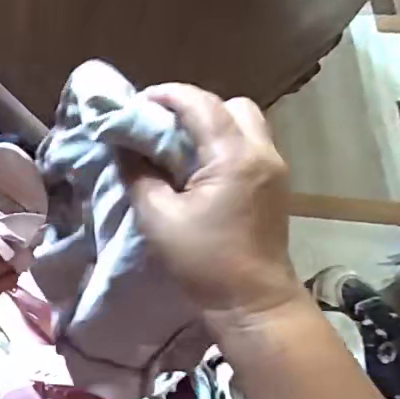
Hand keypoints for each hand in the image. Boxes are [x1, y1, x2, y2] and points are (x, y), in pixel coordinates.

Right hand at [123, 83, 297, 323]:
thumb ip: (139, 174)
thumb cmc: (204, 262)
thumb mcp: (158, 218)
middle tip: (161, 125)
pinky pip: (250, 144)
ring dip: (211, 124)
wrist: (253, 302)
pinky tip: (199, 166)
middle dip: (193, 106)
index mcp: (234, 157)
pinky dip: (224, 142)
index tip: (137, 104)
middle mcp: (262, 153)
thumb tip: (124, 147)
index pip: (201, 104)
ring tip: (178, 145)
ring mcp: (274, 168)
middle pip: (231, 105)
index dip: (166, 96)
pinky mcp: (275, 184)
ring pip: (244, 123)